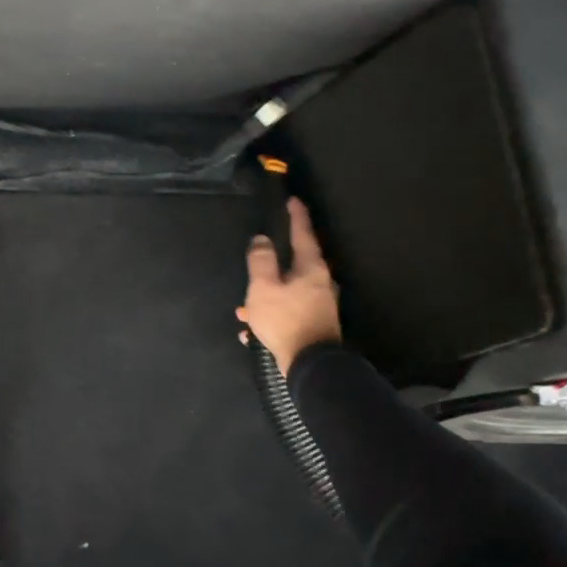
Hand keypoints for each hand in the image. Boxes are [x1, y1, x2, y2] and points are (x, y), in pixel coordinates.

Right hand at [239, 198, 341, 375]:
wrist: (311, 366)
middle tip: (258, 258)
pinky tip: (252, 332)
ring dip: (267, 296)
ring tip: (245, 309)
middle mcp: (320, 283)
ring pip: (288, 291)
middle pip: (296, 263)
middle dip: (274, 263)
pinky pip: (288, 313)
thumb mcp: (264, 288)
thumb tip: (262, 240)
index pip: (303, 233)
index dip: (296, 215)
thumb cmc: (286, 320)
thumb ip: (261, 261)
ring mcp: (320, 305)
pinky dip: (271, 316)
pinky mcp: (315, 325)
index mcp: (311, 268)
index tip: (292, 200)